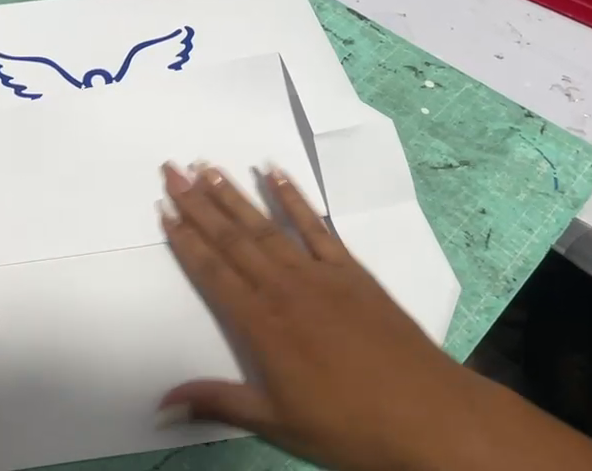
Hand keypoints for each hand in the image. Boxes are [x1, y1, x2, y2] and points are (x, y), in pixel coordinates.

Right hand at [157, 162, 591, 470]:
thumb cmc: (348, 426)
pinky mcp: (349, 269)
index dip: (184, 239)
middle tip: (171, 170)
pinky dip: (292, 197)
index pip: (212, 271)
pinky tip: (274, 173)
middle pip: (231, 237)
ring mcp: (317, 273)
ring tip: (206, 166)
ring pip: (264, 225)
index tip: (162, 208)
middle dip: (197, 203)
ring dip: (233, 194)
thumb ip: (218, 402)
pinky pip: (314, 225)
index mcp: (260, 324)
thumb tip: (160, 406)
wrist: (430, 416)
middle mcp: (282, 288)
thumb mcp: (277, 423)